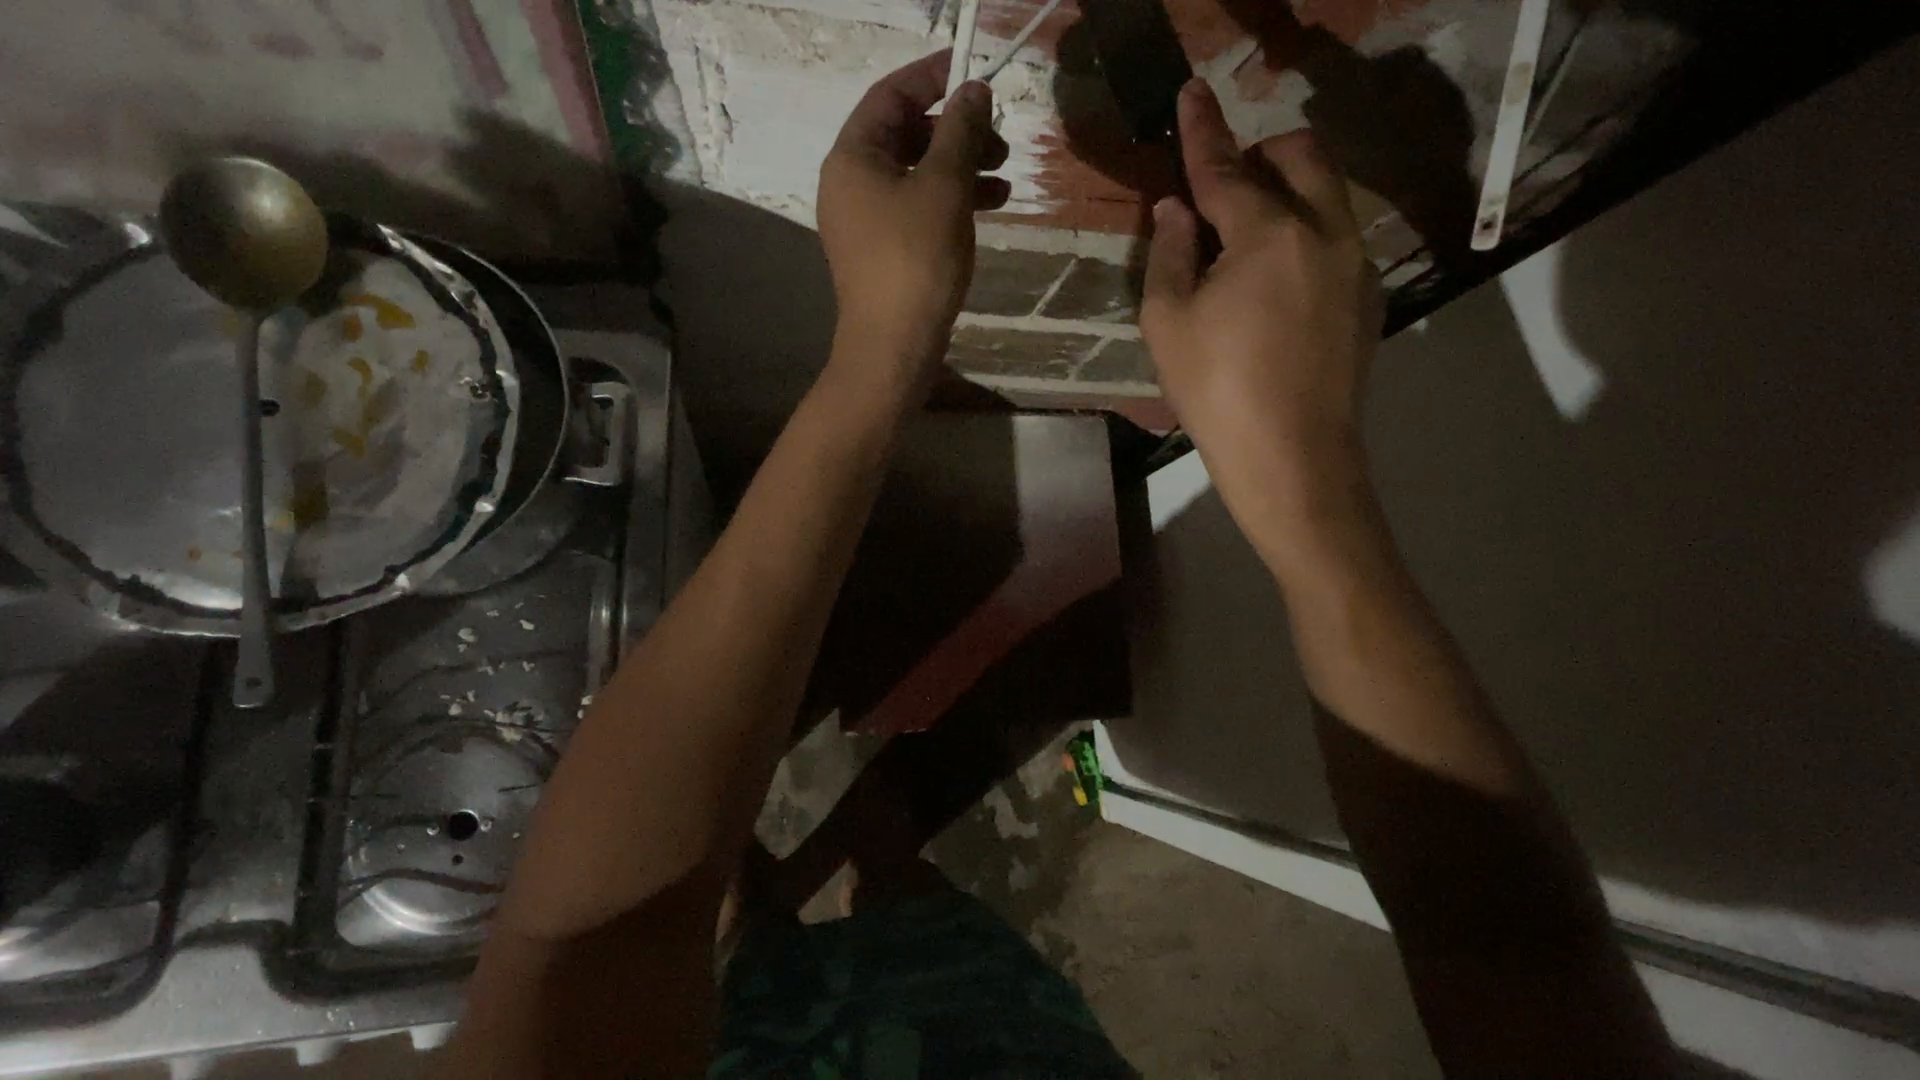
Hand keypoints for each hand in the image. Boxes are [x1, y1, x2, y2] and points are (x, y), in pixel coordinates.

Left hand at [818, 51, 1009, 384]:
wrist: (894, 345)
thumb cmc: (916, 259)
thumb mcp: (944, 187)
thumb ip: (960, 132)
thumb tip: (974, 92)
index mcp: (853, 157)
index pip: (890, 95)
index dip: (932, 77)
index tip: (974, 72)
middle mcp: (850, 183)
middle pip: (905, 135)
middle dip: (956, 131)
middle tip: (1000, 138)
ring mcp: (865, 219)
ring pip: (917, 174)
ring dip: (962, 166)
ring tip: (1005, 174)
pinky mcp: (883, 249)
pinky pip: (918, 207)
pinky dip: (952, 199)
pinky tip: (990, 204)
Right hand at [1140, 80, 1383, 557]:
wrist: (1293, 458)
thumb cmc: (1216, 392)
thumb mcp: (1167, 323)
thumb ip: (1169, 253)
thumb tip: (1176, 209)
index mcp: (1268, 234)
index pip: (1225, 167)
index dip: (1202, 129)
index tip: (1191, 92)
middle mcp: (1325, 232)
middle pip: (1303, 155)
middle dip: (1262, 151)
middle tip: (1225, 181)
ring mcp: (1356, 264)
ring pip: (1329, 194)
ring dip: (1288, 191)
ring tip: (1248, 235)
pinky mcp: (1369, 298)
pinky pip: (1340, 238)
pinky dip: (1306, 235)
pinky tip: (1276, 284)